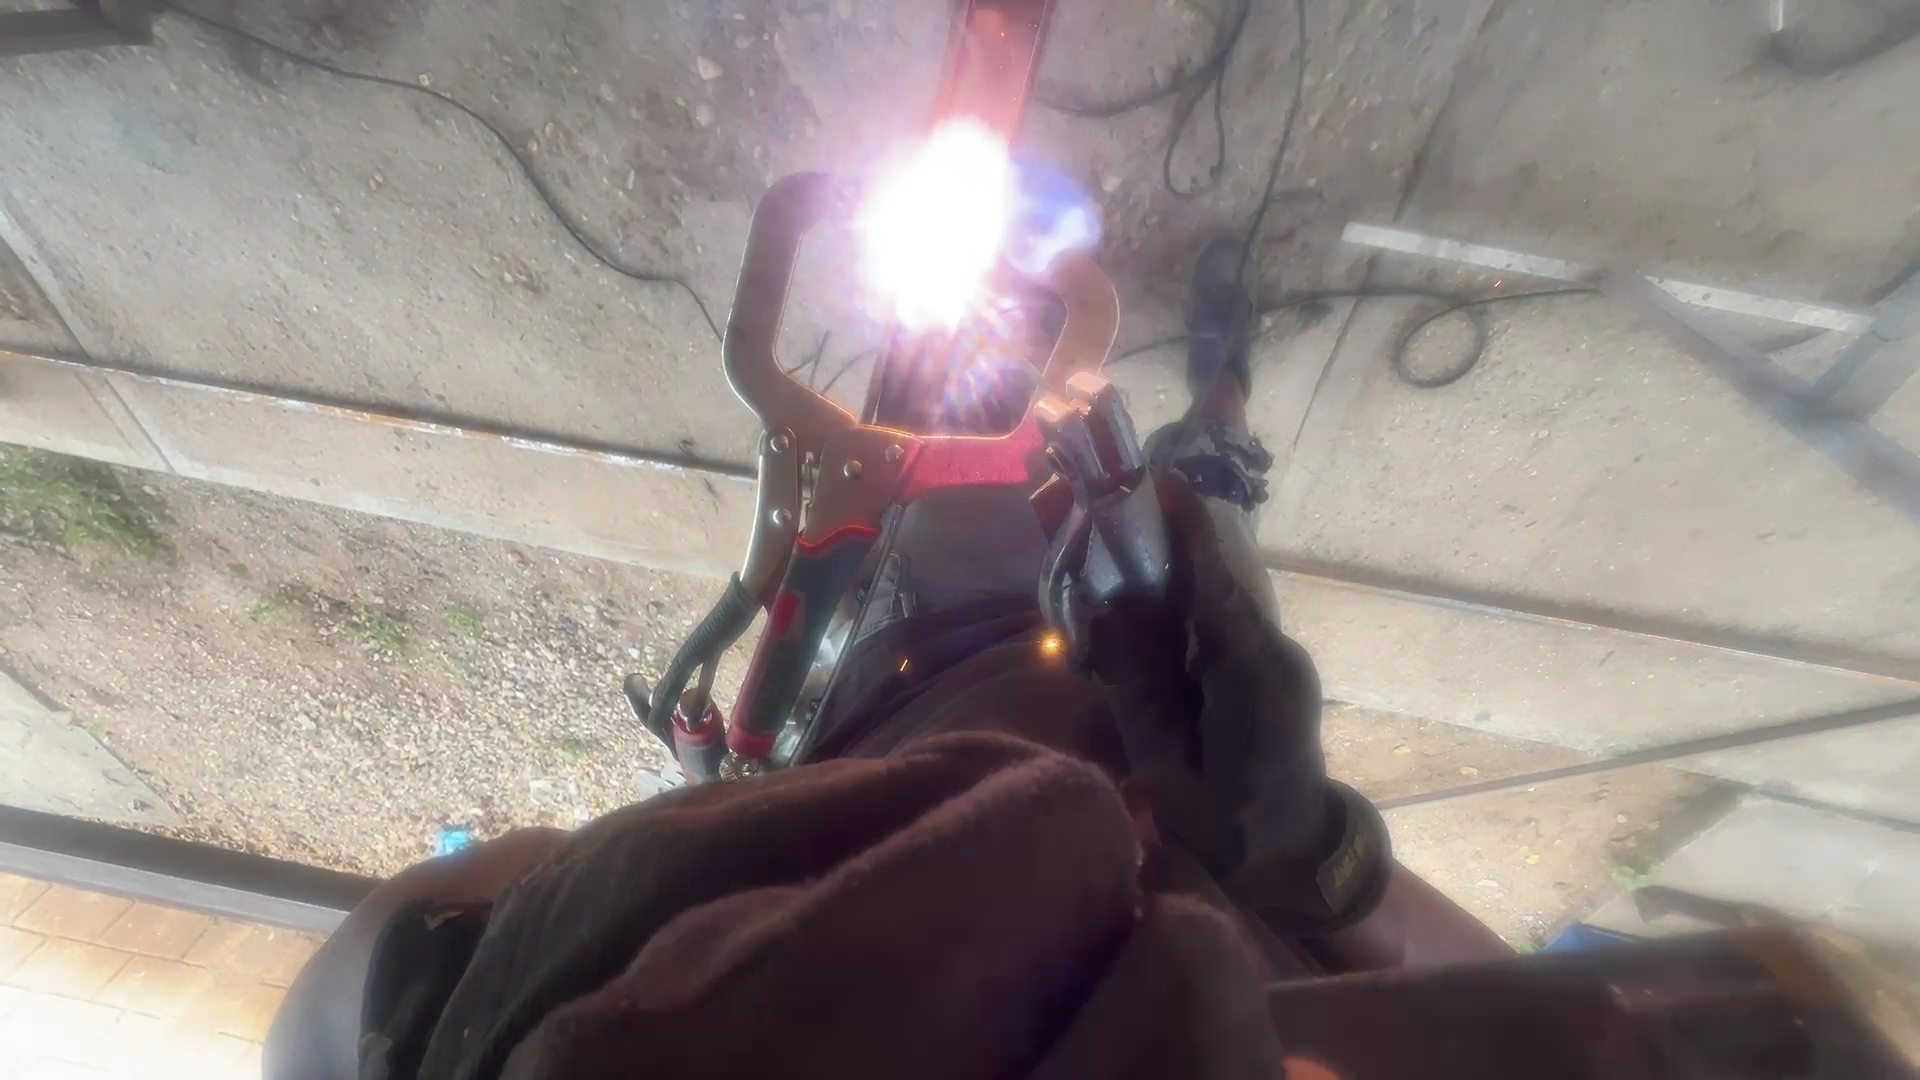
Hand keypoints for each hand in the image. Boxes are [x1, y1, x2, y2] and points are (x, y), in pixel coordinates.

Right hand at [1081, 471, 1389, 931]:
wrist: (1292, 855)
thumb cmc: (1224, 823)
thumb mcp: (1163, 760)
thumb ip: (1131, 683)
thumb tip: (1098, 610)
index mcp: (1251, 677)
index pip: (1215, 586)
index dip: (1189, 531)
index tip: (1159, 481)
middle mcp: (1274, 653)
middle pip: (1219, 581)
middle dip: (1176, 539)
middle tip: (1124, 506)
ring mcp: (1280, 657)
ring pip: (1224, 598)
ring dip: (1181, 568)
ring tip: (1129, 543)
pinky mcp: (1273, 666)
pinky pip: (1227, 620)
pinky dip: (1190, 601)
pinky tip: (1153, 602)